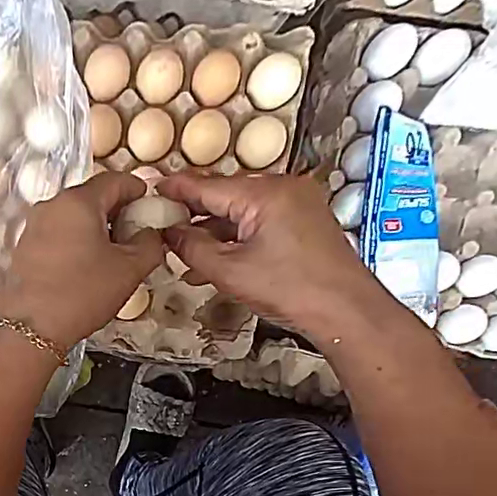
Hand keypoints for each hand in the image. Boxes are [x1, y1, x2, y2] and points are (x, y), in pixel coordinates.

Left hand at [0, 171, 164, 351]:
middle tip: (132, 231)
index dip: (136, 188)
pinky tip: (83, 265)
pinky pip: (55, 235)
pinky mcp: (22, 249)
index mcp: (78, 201)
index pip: (114, 180)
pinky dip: (73, 241)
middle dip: (114, 210)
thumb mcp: (130, 269)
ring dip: (93, 227)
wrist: (30, 328)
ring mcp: (32, 227)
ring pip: (71, 217)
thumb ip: (149, 244)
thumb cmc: (83, 292)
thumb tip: (150, 233)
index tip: (148, 201)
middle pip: (90, 197)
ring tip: (110, 252)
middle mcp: (51, 206)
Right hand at [158, 173, 392, 333]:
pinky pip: (259, 221)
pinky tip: (215, 257)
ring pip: (242, 210)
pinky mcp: (303, 221)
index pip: (208, 186)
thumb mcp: (229, 272)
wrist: (344, 309)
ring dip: (213, 230)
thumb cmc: (289, 289)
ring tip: (183, 249)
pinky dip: (236, 237)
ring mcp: (296, 203)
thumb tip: (169, 233)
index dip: (176, 189)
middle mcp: (282, 188)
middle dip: (193, 213)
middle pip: (225, 195)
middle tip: (163, 223)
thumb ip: (192, 248)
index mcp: (263, 194)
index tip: (152, 188)